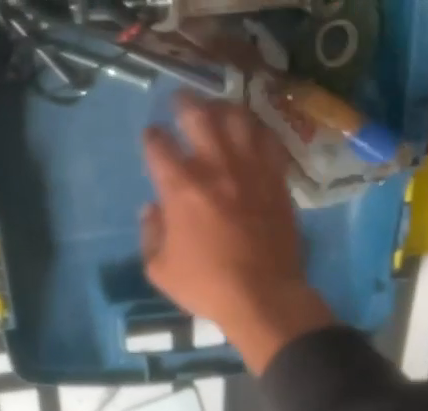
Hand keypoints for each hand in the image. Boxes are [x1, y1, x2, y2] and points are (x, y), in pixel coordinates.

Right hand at [141, 95, 335, 372]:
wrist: (261, 294)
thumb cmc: (205, 286)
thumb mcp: (160, 270)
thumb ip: (151, 235)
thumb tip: (151, 210)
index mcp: (180, 188)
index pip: (159, 146)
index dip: (152, 137)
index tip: (151, 136)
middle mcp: (215, 167)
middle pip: (198, 116)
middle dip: (185, 103)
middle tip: (180, 99)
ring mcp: (250, 168)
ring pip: (237, 118)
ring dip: (223, 108)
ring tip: (218, 108)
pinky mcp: (276, 177)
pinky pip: (268, 139)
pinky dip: (256, 130)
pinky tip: (252, 131)